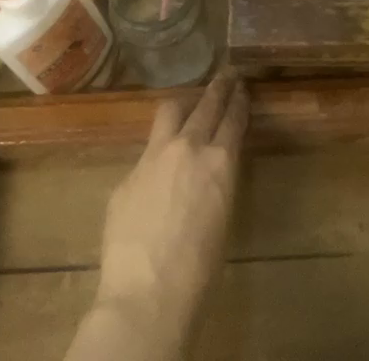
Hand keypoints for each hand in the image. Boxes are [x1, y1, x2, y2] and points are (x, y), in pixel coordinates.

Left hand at [90, 72, 248, 351]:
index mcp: (220, 161)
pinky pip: (146, 152)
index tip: (242, 86)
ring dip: (182, 107)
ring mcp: (152, 157)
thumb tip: (206, 173)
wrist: (148, 292)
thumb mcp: (222, 215)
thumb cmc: (200, 269)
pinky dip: (157, 152)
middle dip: (217, 89)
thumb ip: (215, 182)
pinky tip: (156, 169)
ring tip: (187, 105)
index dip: (239, 100)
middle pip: (205, 105)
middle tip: (225, 76)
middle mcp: (188, 147)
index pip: (233, 118)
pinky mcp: (127, 174)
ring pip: (169, 112)